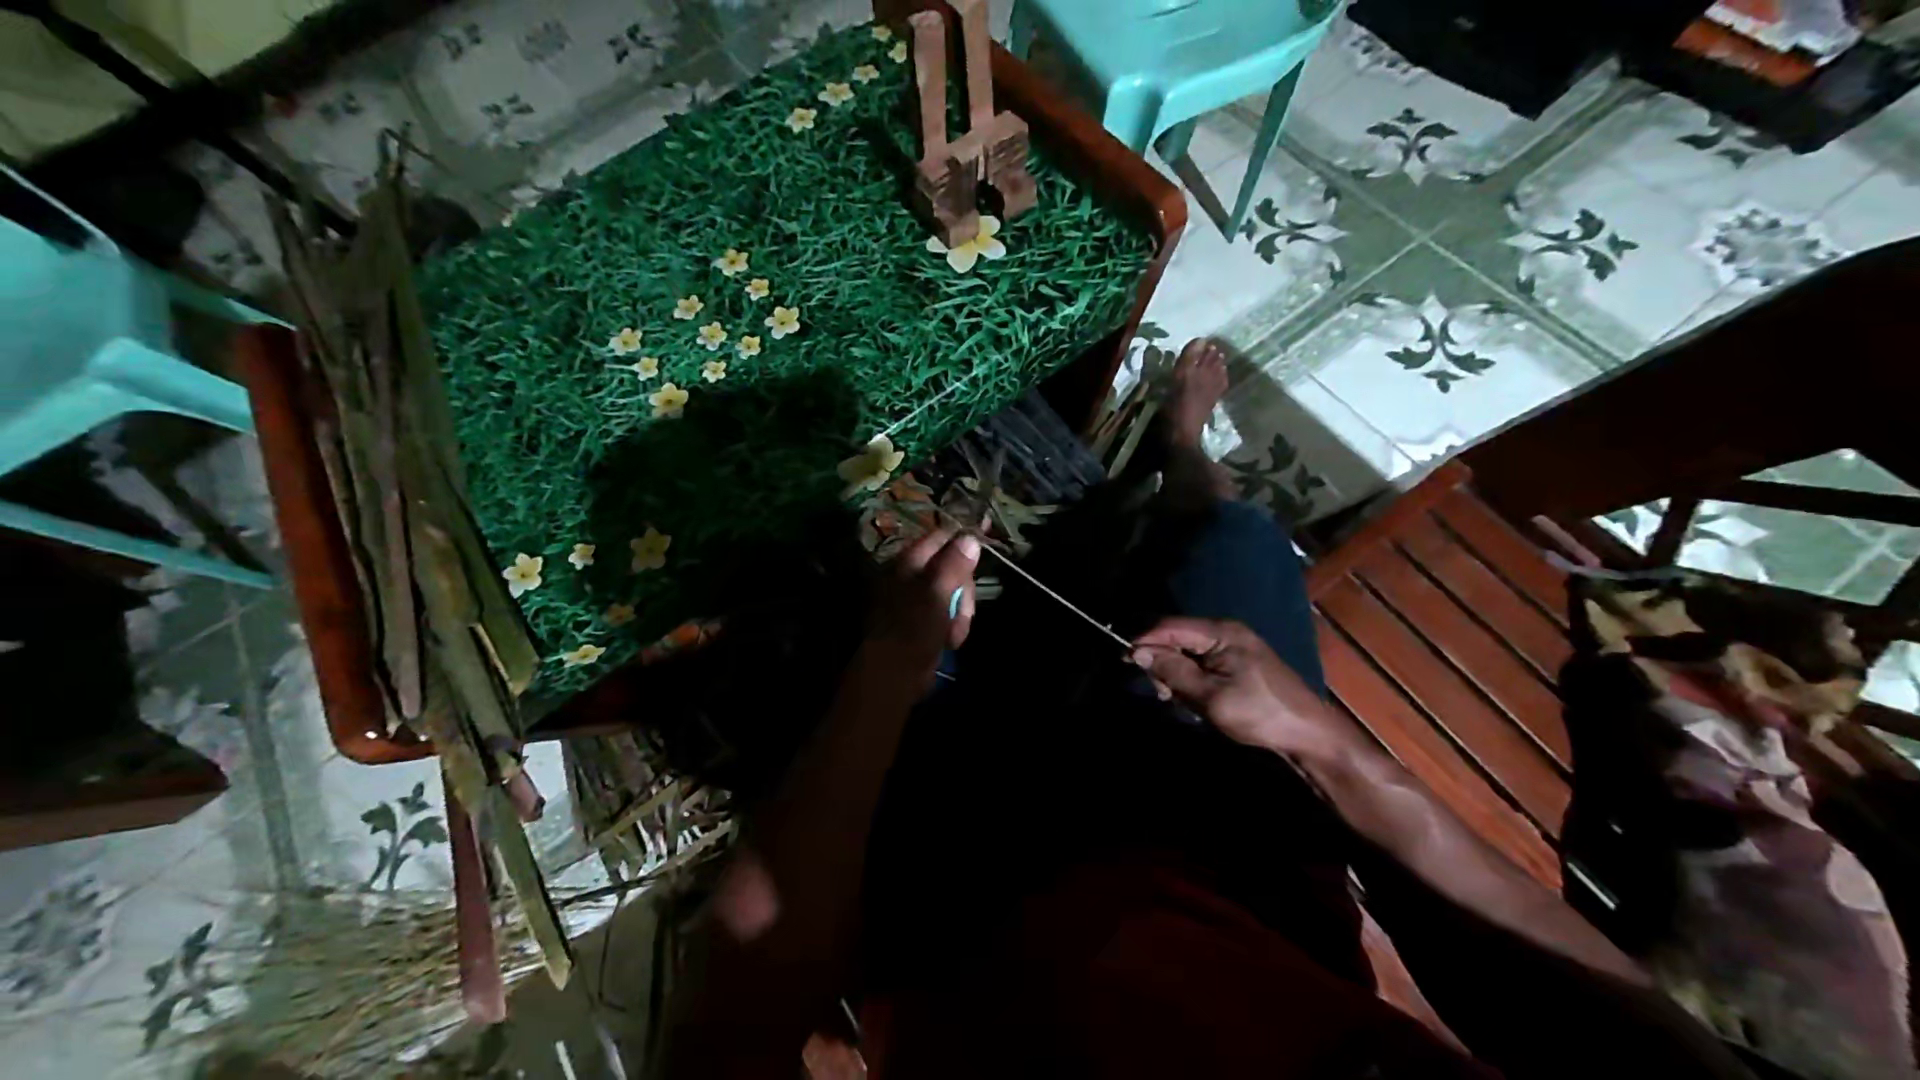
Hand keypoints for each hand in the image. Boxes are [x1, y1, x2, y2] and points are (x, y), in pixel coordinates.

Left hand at [865, 526, 979, 666]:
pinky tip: (950, 639)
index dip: (963, 535)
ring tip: (953, 632)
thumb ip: (954, 564)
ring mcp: (918, 598)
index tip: (985, 531)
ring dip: (961, 612)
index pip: (941, 536)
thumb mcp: (936, 593)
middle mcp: (912, 575)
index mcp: (909, 562)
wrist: (894, 674)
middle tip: (962, 609)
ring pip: (955, 592)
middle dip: (963, 589)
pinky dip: (954, 625)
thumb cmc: (912, 629)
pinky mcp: (925, 619)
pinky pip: (951, 612)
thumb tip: (970, 537)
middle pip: (953, 566)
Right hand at [1130, 617, 1344, 759]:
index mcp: (1221, 632)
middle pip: (1176, 637)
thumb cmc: (1259, 713)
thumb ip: (1172, 671)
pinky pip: (1201, 663)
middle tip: (1160, 693)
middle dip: (1161, 662)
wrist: (1309, 734)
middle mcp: (1226, 632)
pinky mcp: (1238, 662)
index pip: (1169, 626)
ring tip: (1177, 700)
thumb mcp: (1209, 696)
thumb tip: (1138, 651)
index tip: (1123, 661)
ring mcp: (1234, 646)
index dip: (1143, 641)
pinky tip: (1193, 700)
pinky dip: (1191, 680)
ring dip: (1175, 675)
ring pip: (1187, 652)